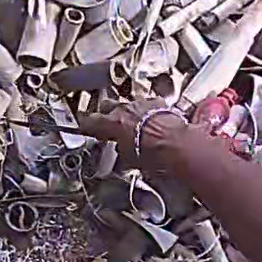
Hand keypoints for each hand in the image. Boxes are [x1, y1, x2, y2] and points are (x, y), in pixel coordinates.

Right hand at [80, 98, 218, 173]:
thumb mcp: (130, 159)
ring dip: (128, 112)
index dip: (86, 124)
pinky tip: (151, 119)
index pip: (90, 121)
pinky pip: (148, 104)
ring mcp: (141, 103)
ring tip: (131, 123)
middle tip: (107, 123)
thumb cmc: (151, 153)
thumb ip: (121, 152)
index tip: (85, 126)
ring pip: (128, 103)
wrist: (176, 143)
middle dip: (106, 113)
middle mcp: (124, 109)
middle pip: (107, 105)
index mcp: (112, 122)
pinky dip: (147, 111)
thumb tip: (123, 154)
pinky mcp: (158, 102)